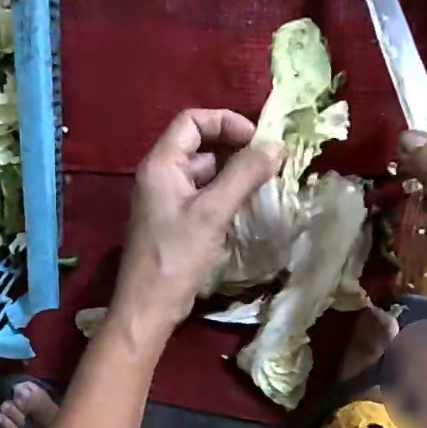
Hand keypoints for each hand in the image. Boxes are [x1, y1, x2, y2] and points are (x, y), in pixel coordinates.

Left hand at [113, 109, 281, 336]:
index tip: (258, 139)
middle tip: (268, 161)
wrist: (150, 306)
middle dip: (235, 147)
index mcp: (161, 164)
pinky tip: (249, 206)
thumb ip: (244, 175)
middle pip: (200, 144)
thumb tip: (276, 146)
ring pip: (205, 172)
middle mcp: (161, 175)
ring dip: (234, 172)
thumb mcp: (213, 212)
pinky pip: (205, 195)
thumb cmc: (177, 256)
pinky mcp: (177, 221)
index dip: (226, 121)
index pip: (192, 121)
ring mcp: (168, 199)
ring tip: (265, 182)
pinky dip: (227, 193)